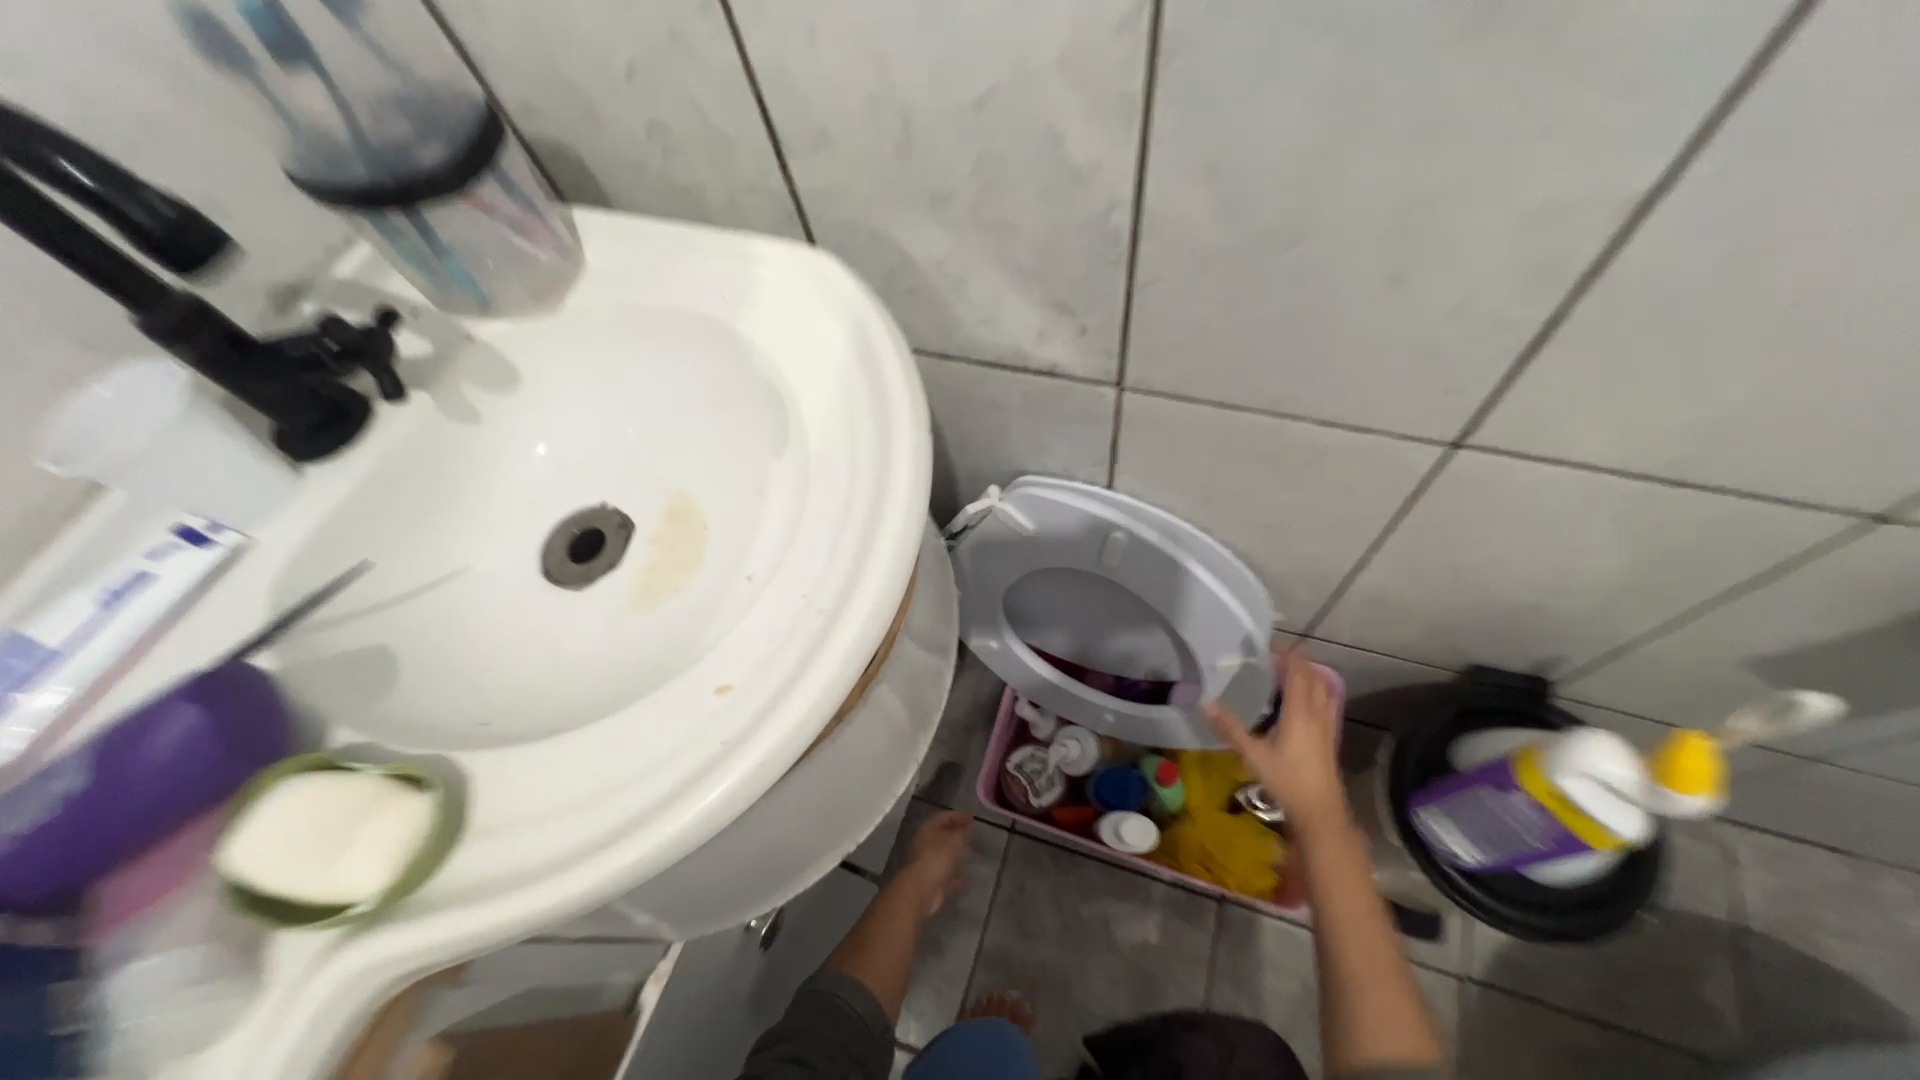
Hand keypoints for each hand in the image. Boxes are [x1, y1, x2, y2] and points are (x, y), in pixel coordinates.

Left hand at [902, 810, 971, 915]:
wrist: (922, 889)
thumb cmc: (937, 858)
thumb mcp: (954, 840)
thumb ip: (963, 832)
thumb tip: (969, 825)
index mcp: (928, 829)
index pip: (944, 816)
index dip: (959, 815)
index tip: (974, 817)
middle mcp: (926, 844)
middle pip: (943, 834)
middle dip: (957, 832)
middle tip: (973, 833)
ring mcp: (928, 862)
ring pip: (944, 853)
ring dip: (956, 852)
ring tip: (972, 850)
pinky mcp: (933, 879)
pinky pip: (947, 873)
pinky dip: (957, 873)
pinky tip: (969, 875)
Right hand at [1206, 646, 1349, 833]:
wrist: (1320, 809)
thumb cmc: (1286, 780)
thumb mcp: (1253, 754)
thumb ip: (1230, 728)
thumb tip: (1205, 704)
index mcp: (1299, 712)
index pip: (1297, 672)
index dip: (1287, 655)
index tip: (1269, 645)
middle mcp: (1316, 713)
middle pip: (1312, 676)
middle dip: (1297, 661)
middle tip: (1275, 655)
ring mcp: (1327, 724)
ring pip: (1323, 688)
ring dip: (1309, 674)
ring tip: (1289, 671)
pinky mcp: (1330, 736)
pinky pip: (1327, 702)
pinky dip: (1317, 690)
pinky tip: (1305, 698)